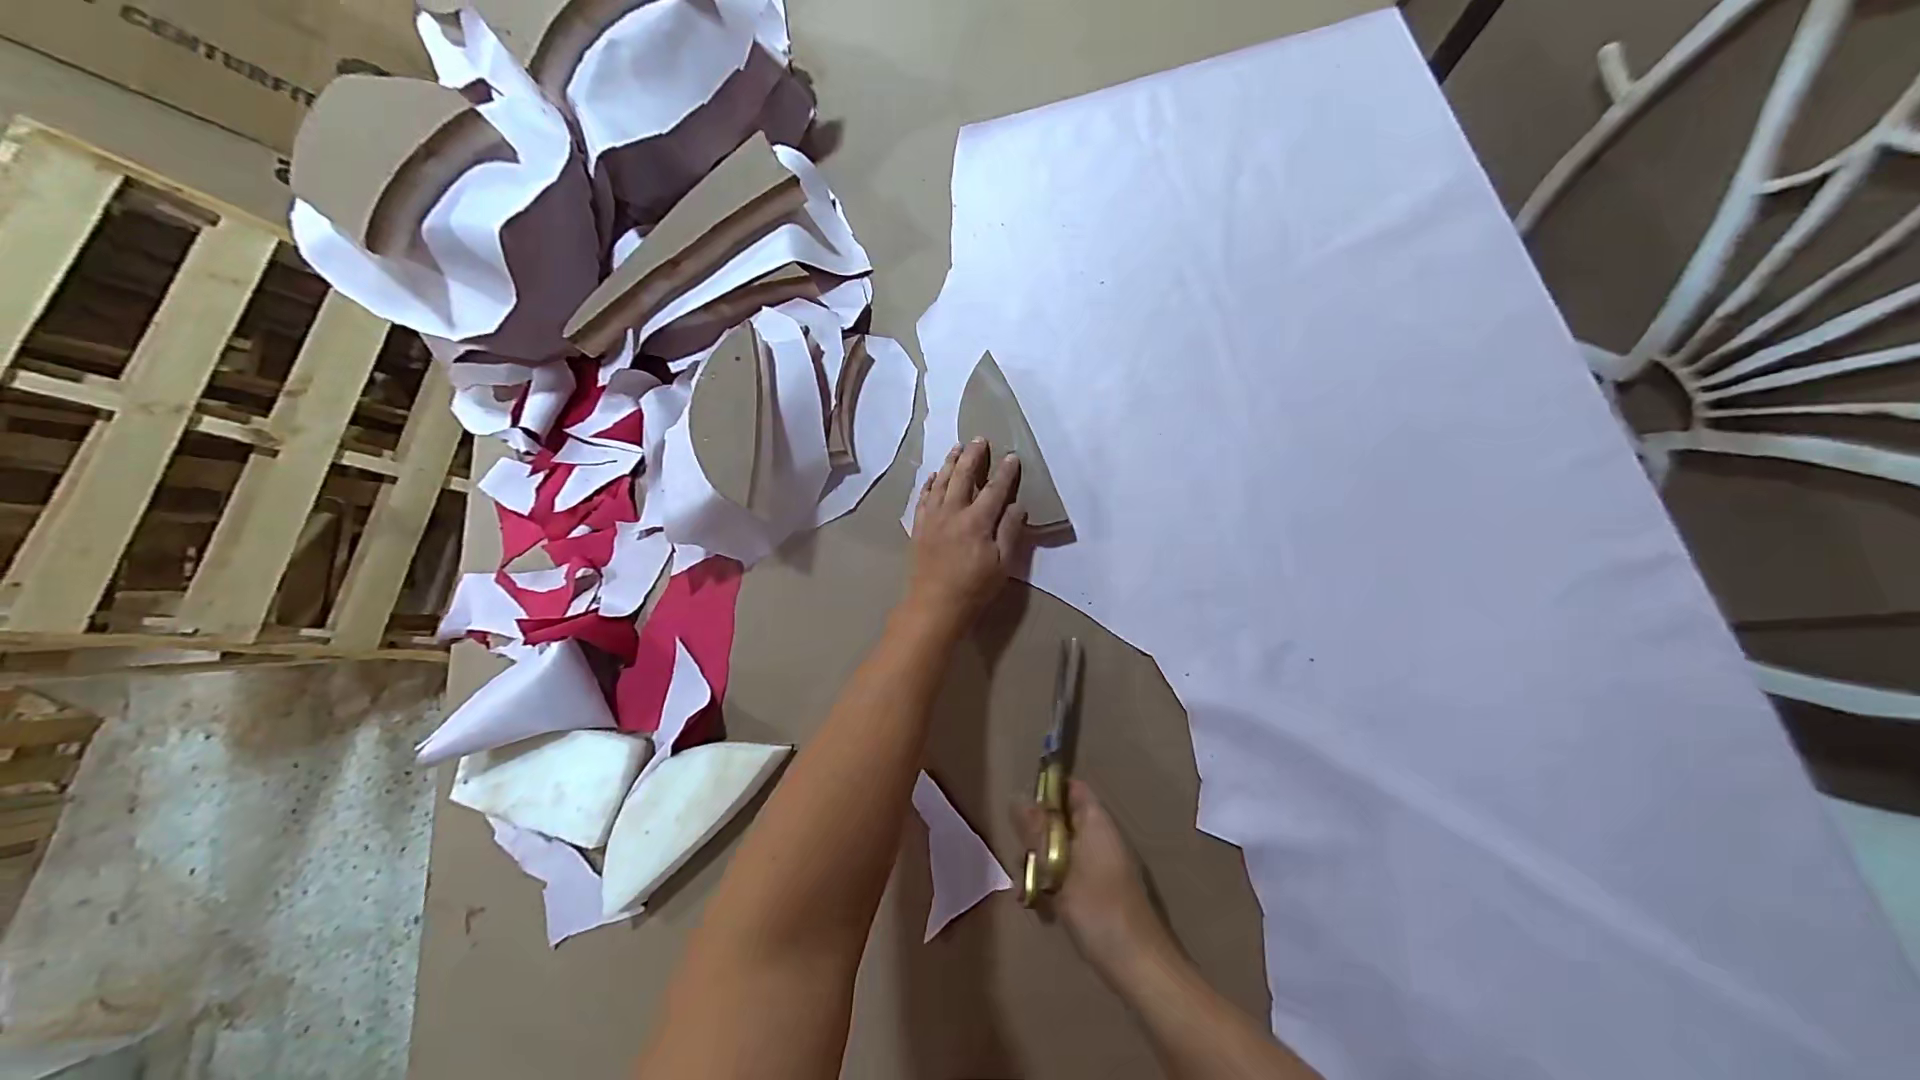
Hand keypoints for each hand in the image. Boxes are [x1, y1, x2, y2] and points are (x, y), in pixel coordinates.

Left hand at [906, 438, 1025, 629]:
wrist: (934, 605)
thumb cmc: (974, 588)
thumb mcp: (1002, 564)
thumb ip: (1010, 532)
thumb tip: (1017, 506)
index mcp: (977, 521)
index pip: (995, 489)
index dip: (1005, 472)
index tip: (1012, 457)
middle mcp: (952, 512)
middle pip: (963, 476)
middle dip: (973, 456)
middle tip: (979, 439)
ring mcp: (932, 518)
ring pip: (941, 481)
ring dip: (950, 462)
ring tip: (957, 448)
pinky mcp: (919, 527)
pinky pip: (924, 497)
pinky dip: (930, 483)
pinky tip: (933, 476)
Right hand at [1015, 780, 1172, 975]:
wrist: (1139, 965)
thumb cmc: (1098, 908)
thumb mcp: (1057, 866)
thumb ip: (1036, 831)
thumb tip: (1017, 797)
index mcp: (1096, 822)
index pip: (1071, 788)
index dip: (1046, 792)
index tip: (1021, 812)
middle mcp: (1101, 837)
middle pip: (1061, 821)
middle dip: (1036, 838)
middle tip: (1024, 862)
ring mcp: (1103, 865)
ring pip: (1061, 851)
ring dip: (1041, 867)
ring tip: (1027, 892)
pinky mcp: (1101, 891)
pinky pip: (1070, 875)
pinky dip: (1054, 887)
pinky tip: (1042, 909)